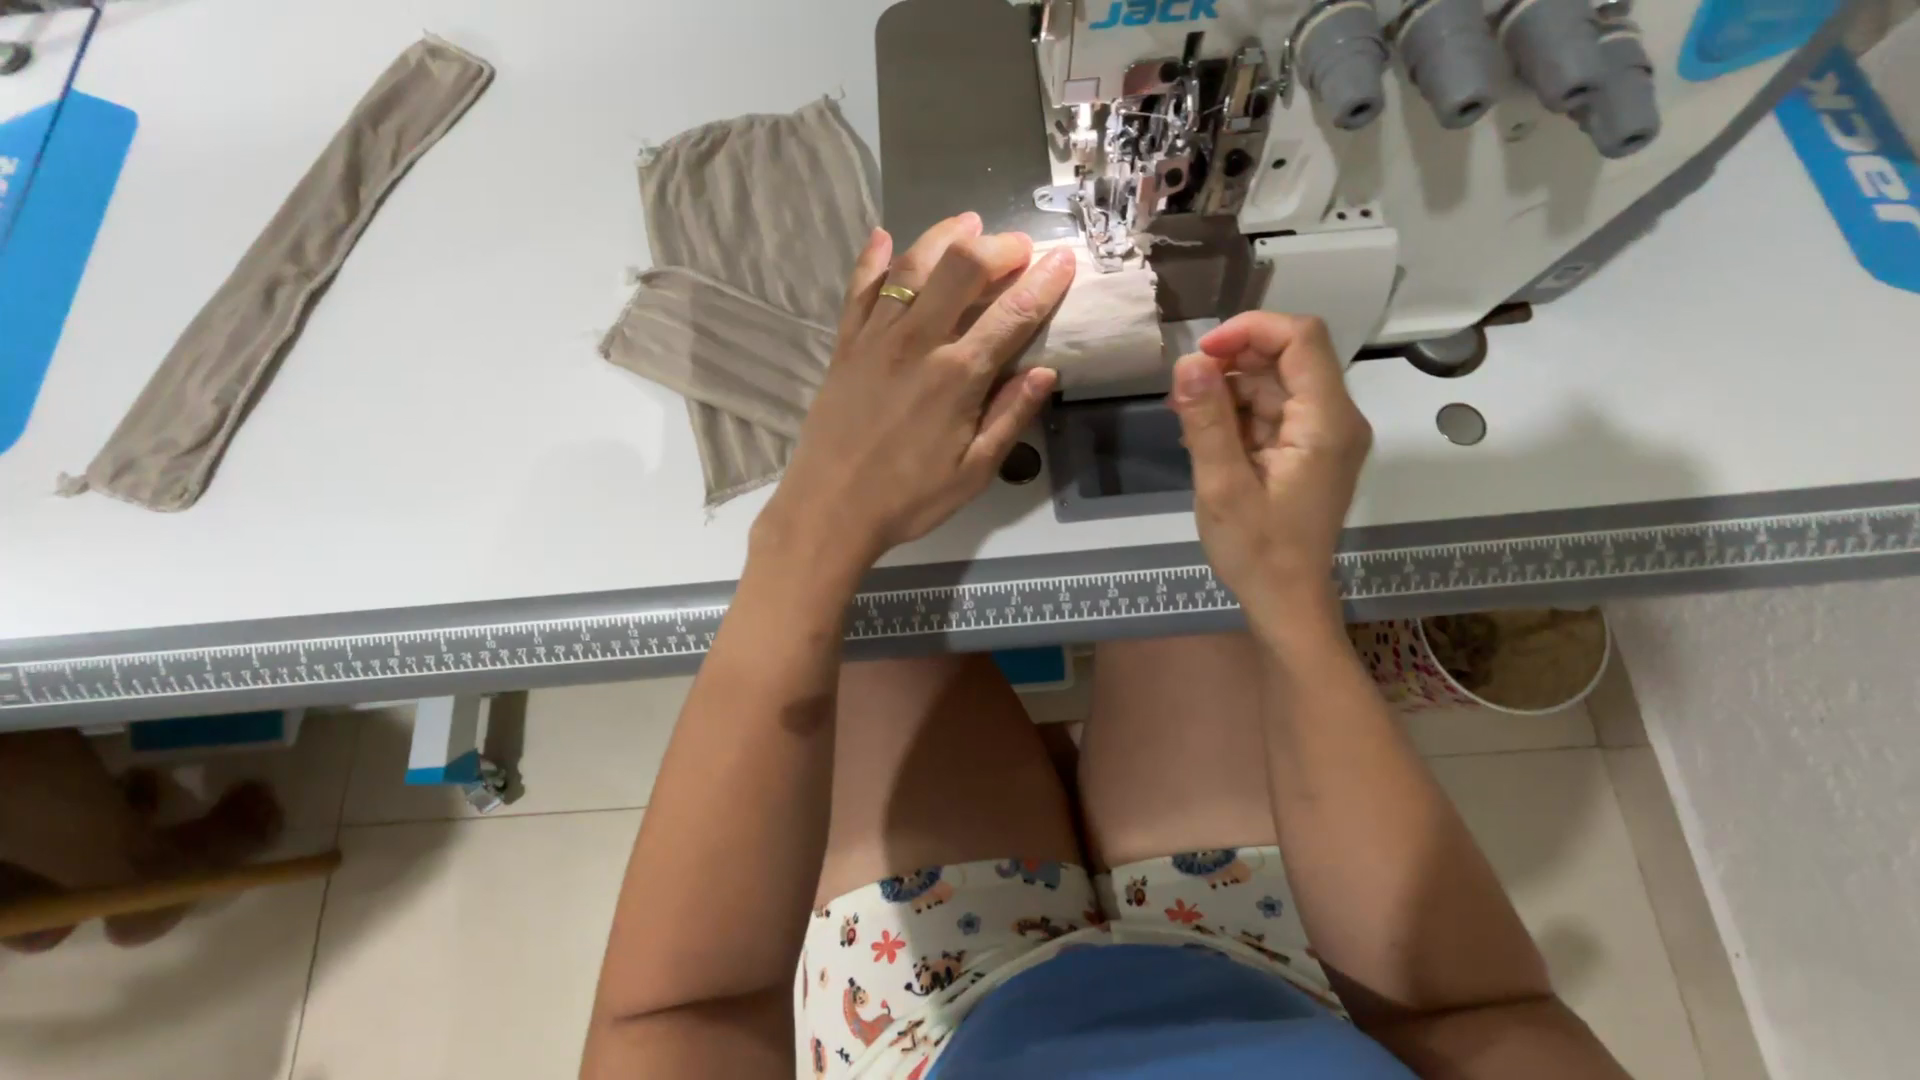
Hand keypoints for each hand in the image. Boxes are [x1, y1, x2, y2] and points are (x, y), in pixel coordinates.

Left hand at [756, 213, 1076, 571]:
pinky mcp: (844, 345)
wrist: (829, 510)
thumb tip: (1045, 372)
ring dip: (944, 236)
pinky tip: (885, 237)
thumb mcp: (974, 474)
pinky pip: (860, 288)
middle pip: (962, 268)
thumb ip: (1010, 418)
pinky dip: (873, 259)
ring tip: (969, 222)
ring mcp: (875, 338)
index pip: (1012, 313)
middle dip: (997, 247)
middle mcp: (917, 343)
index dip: (1044, 282)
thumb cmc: (908, 499)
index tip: (1064, 260)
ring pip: (911, 266)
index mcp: (958, 376)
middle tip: (1018, 247)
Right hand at [1168, 313, 1371, 637]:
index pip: (1301, 339)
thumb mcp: (1222, 486)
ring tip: (1186, 419)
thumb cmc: (1257, 551)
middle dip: (1233, 362)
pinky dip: (1239, 415)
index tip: (1201, 353)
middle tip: (1184, 391)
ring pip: (1277, 383)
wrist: (1286, 601)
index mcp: (1326, 423)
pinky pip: (1274, 412)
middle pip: (1289, 357)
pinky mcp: (1310, 451)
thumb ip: (1207, 421)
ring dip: (1230, 390)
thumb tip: (1188, 362)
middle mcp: (1336, 419)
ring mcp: (1325, 435)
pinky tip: (1204, 436)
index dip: (1250, 330)